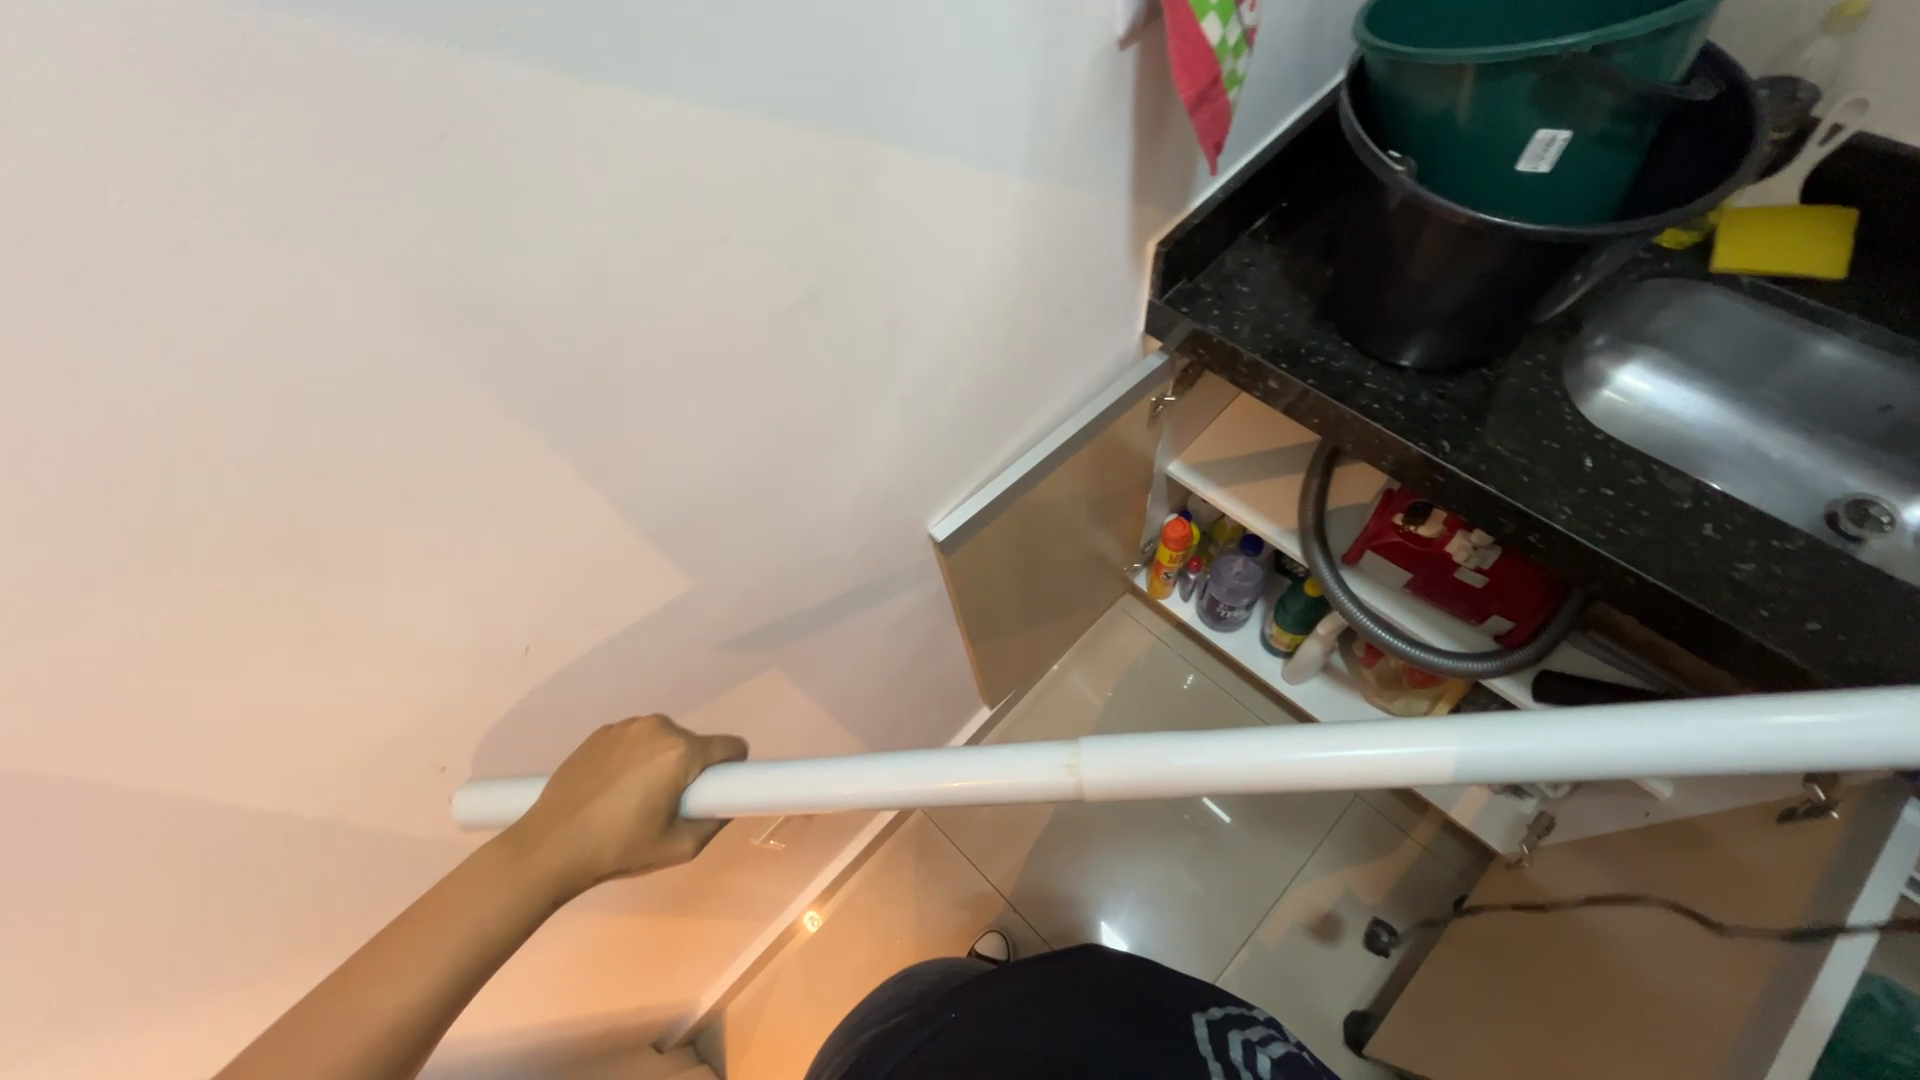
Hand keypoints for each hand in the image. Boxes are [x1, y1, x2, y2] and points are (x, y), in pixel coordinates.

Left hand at [501, 714, 747, 898]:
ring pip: (665, 740)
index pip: (731, 746)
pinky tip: (613, 787)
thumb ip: (715, 822)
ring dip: (663, 761)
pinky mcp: (601, 732)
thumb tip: (725, 805)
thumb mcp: (680, 847)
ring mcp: (626, 726)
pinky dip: (635, 757)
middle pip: (696, 744)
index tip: (710, 794)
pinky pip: (636, 739)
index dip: (730, 770)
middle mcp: (658, 727)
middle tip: (667, 805)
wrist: (550, 847)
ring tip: (635, 797)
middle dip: (691, 769)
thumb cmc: (619, 848)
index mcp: (681, 751)